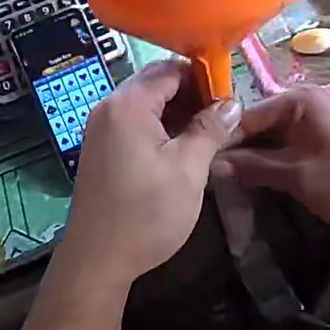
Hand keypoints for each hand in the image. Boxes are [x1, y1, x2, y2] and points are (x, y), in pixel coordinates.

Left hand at [59, 60, 242, 282]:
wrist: (97, 259)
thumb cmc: (147, 212)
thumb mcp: (188, 169)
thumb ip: (210, 129)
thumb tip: (231, 104)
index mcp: (128, 105)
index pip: (170, 69)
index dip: (204, 77)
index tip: (230, 99)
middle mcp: (108, 109)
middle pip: (155, 85)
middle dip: (191, 96)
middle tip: (222, 120)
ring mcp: (100, 131)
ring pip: (145, 107)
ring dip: (176, 115)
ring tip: (207, 138)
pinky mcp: (100, 152)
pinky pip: (133, 127)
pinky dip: (159, 131)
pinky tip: (180, 153)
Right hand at [216, 88, 329, 225]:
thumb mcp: (298, 176)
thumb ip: (254, 167)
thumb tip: (213, 164)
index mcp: (297, 101)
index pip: (243, 116)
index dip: (221, 142)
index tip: (200, 166)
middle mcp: (304, 101)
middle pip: (256, 125)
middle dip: (236, 150)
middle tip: (212, 178)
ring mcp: (315, 118)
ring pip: (270, 136)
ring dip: (254, 158)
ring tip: (229, 181)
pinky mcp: (323, 136)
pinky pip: (286, 143)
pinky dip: (273, 160)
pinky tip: (258, 178)